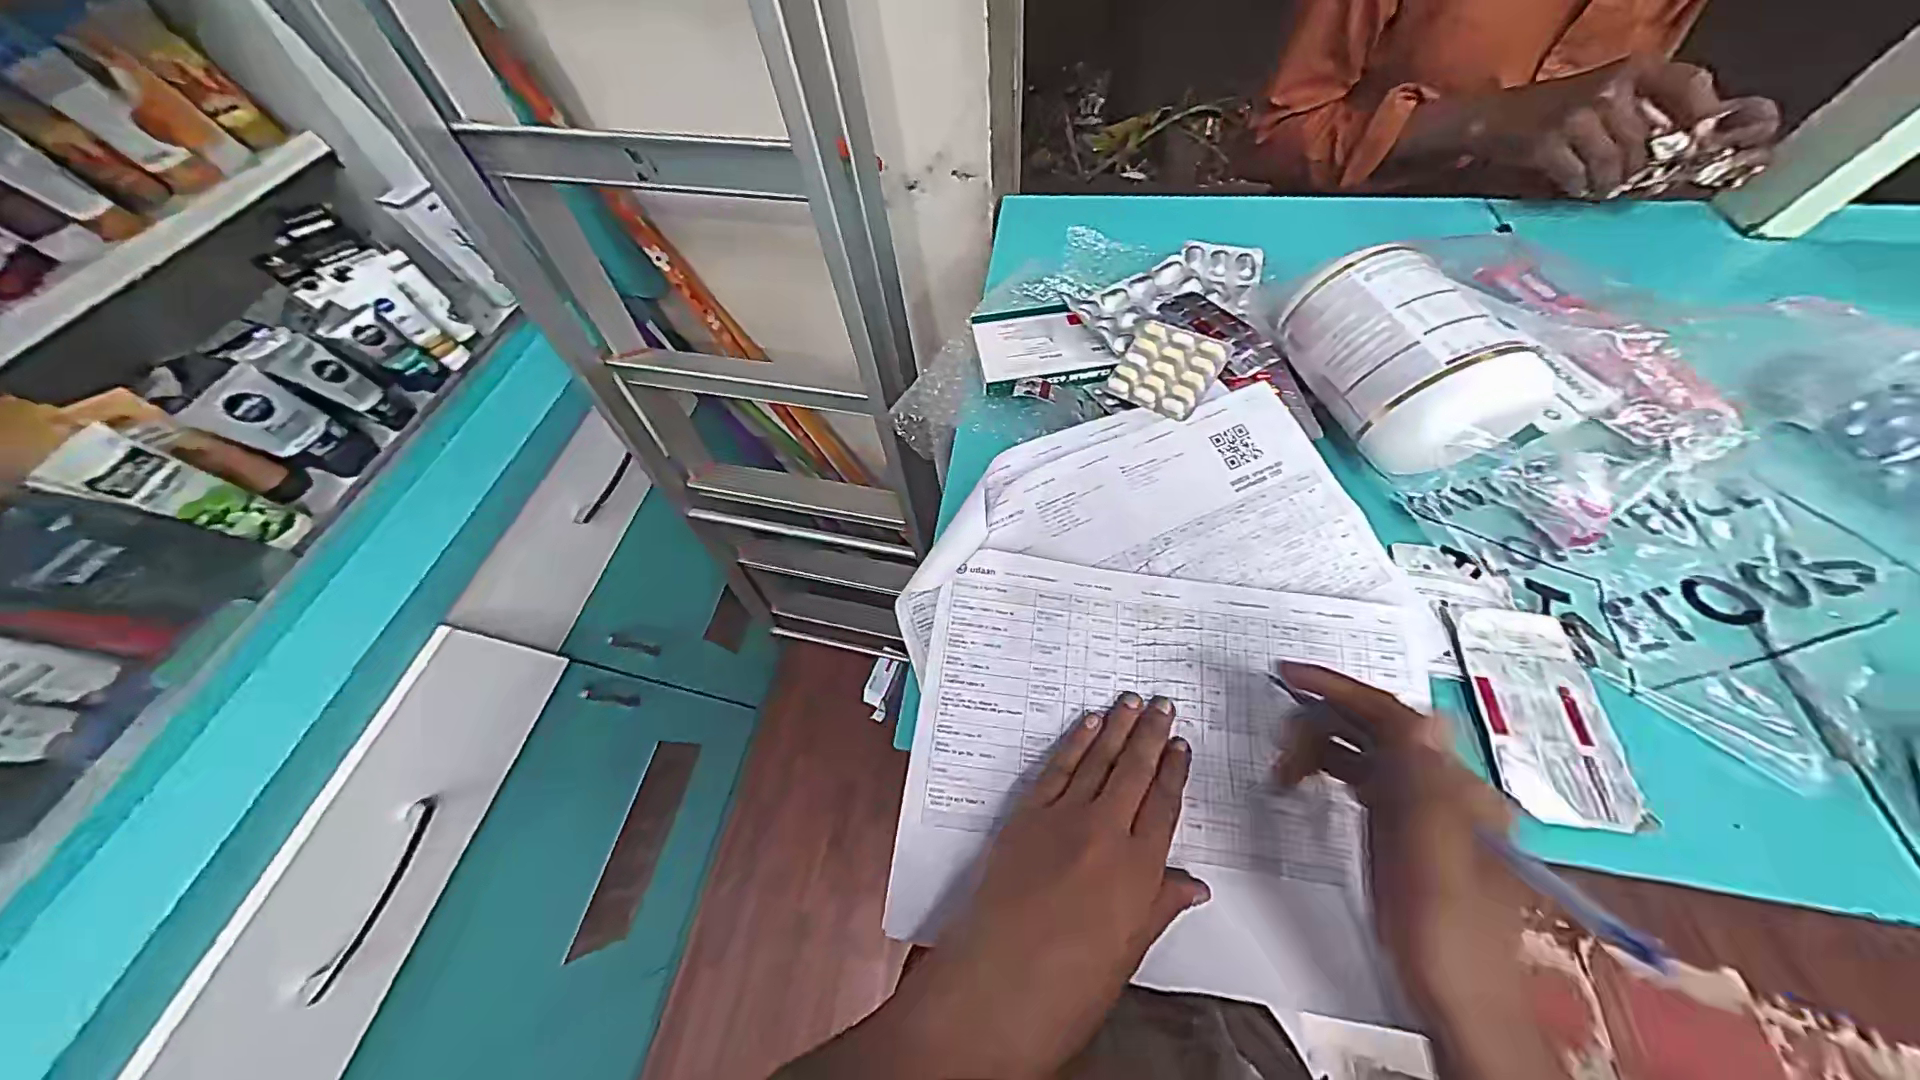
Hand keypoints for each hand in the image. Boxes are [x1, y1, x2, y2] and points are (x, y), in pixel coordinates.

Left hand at [779, 693, 1205, 1079]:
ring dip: (1117, 727)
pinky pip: (1057, 768)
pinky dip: (1074, 742)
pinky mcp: (1027, 815)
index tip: (1182, 747)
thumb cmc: (1066, 986)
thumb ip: (1160, 906)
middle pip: (1135, 771)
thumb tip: (1193, 885)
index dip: (1175, 772)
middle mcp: (1104, 835)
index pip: (1165, 806)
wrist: (994, 988)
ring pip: (1098, 760)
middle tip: (1164, 706)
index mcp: (1138, 872)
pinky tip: (1088, 724)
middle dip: (1152, 735)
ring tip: (1132, 701)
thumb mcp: (1127, 953)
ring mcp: (1063, 820)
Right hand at [1274, 663, 1563, 1079]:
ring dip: (1317, 746)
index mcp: (1457, 791)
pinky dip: (1323, 767)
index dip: (1341, 690)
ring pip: (1360, 748)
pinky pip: (1354, 774)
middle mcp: (1441, 787)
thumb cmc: (1449, 942)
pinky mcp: (1396, 820)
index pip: (1396, 718)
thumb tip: (1422, 719)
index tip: (1291, 674)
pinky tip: (1300, 777)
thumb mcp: (1435, 863)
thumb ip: (1427, 788)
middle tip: (1278, 736)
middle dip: (1320, 721)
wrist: (1458, 1002)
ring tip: (1284, 766)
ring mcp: (1418, 803)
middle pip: (1375, 728)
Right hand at [1406, 56, 1779, 197]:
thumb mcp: (1599, 96)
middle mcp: (1609, 89)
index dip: (1701, 117)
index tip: (1696, 145)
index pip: (1690, 84)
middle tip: (1629, 184)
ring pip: (1615, 164)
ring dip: (1609, 185)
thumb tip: (1676, 142)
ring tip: (1601, 190)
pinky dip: (1579, 188)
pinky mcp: (1546, 145)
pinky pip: (1578, 177)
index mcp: (1632, 69)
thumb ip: (1637, 110)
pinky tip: (1575, 189)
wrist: (1488, 120)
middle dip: (1639, 170)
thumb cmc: (1545, 113)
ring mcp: (1576, 117)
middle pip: (1647, 141)